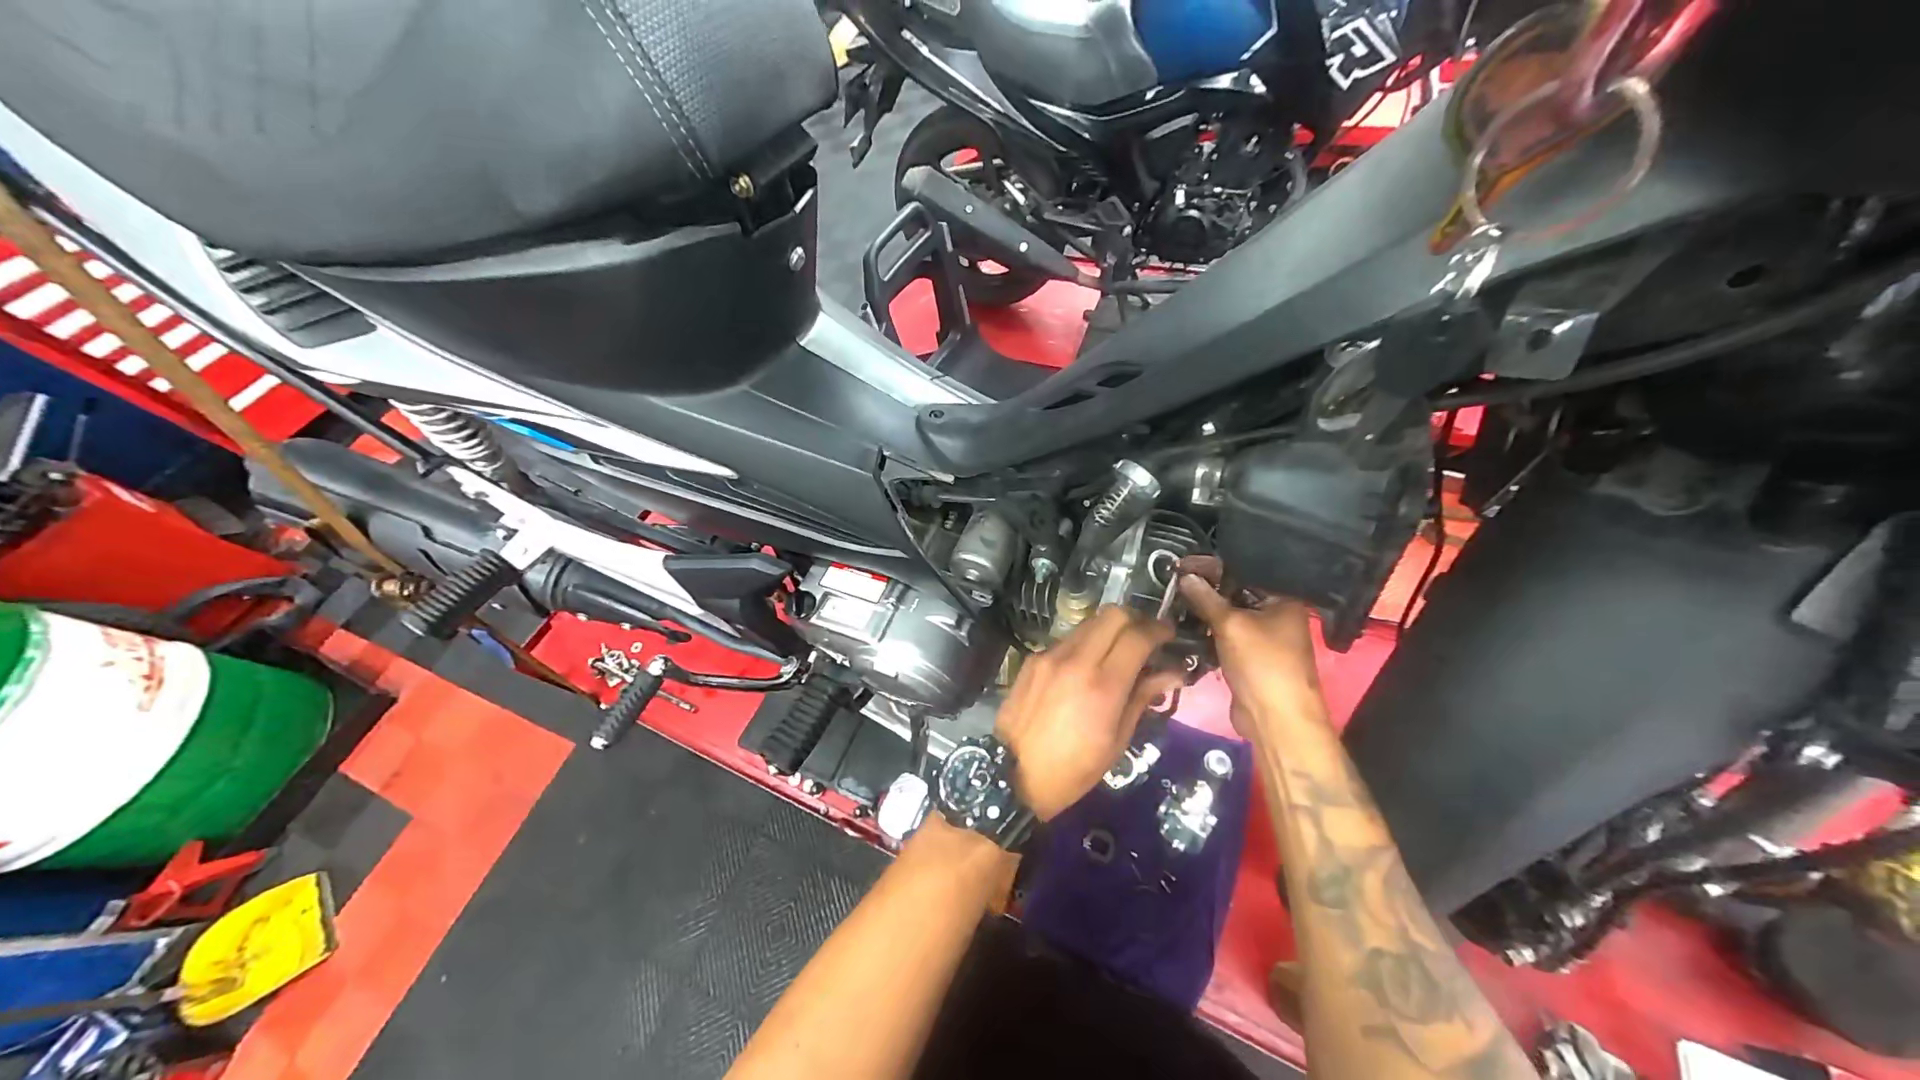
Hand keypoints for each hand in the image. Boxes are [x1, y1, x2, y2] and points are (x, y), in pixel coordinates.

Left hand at [994, 606, 1183, 820]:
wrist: (1013, 775)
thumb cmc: (1074, 769)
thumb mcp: (1117, 740)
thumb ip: (1143, 697)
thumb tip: (1172, 672)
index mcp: (1103, 684)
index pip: (1138, 636)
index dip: (1159, 630)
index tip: (1170, 635)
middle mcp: (1076, 660)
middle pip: (1113, 615)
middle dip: (1136, 620)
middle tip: (1146, 639)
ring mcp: (1050, 656)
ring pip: (1089, 623)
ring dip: (1110, 630)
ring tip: (1119, 653)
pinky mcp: (1033, 659)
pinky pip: (1067, 640)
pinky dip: (1085, 645)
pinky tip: (1087, 668)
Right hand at [1177, 568, 1321, 737]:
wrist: (1275, 718)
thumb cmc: (1262, 664)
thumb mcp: (1231, 625)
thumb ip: (1206, 598)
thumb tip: (1185, 576)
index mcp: (1283, 599)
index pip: (1246, 571)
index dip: (1214, 567)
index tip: (1184, 564)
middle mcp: (1276, 614)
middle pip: (1236, 592)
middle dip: (1206, 589)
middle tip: (1174, 581)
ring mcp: (1262, 637)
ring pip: (1228, 615)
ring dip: (1204, 611)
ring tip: (1174, 600)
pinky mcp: (1248, 657)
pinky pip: (1224, 635)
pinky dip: (1207, 631)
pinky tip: (1184, 625)